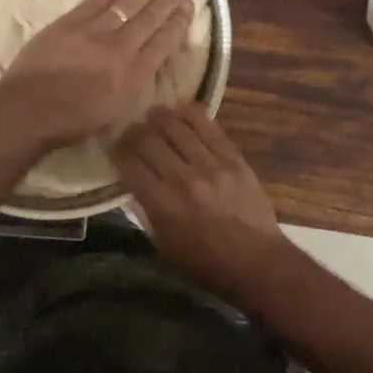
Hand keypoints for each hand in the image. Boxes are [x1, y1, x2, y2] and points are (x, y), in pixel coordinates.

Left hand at [0, 0, 194, 147]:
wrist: (27, 111)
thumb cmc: (71, 120)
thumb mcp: (116, 109)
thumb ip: (135, 80)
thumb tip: (148, 54)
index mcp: (133, 77)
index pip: (164, 42)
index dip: (179, 20)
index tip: (189, 4)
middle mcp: (120, 51)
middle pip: (151, 17)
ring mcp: (94, 32)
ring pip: (129, 2)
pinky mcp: (71, 21)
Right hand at [115, 103, 296, 303]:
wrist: (257, 263)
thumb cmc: (206, 264)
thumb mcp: (164, 247)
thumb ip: (145, 214)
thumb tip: (130, 188)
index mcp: (162, 204)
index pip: (130, 165)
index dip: (118, 152)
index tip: (115, 147)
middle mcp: (182, 180)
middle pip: (149, 141)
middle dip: (134, 132)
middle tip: (131, 130)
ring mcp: (211, 166)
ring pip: (177, 128)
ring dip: (160, 117)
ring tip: (153, 113)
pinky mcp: (234, 160)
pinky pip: (210, 129)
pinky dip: (193, 115)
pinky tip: (181, 108)